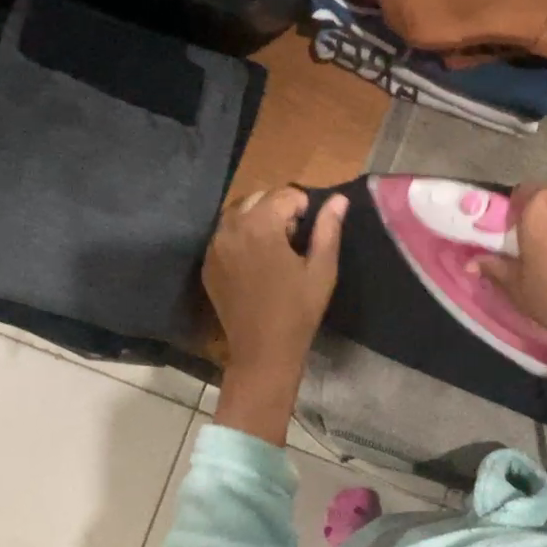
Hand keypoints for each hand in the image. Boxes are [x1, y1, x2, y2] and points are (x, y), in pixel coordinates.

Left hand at [203, 187, 348, 443]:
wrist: (262, 352)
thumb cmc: (298, 313)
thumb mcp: (321, 271)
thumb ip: (328, 230)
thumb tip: (338, 199)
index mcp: (260, 226)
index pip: (285, 195)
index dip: (304, 208)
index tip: (312, 231)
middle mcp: (231, 228)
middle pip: (258, 199)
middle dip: (278, 211)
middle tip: (294, 241)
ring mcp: (214, 246)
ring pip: (238, 215)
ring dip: (258, 222)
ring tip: (275, 251)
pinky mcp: (208, 264)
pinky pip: (225, 237)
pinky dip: (241, 239)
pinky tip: (256, 265)